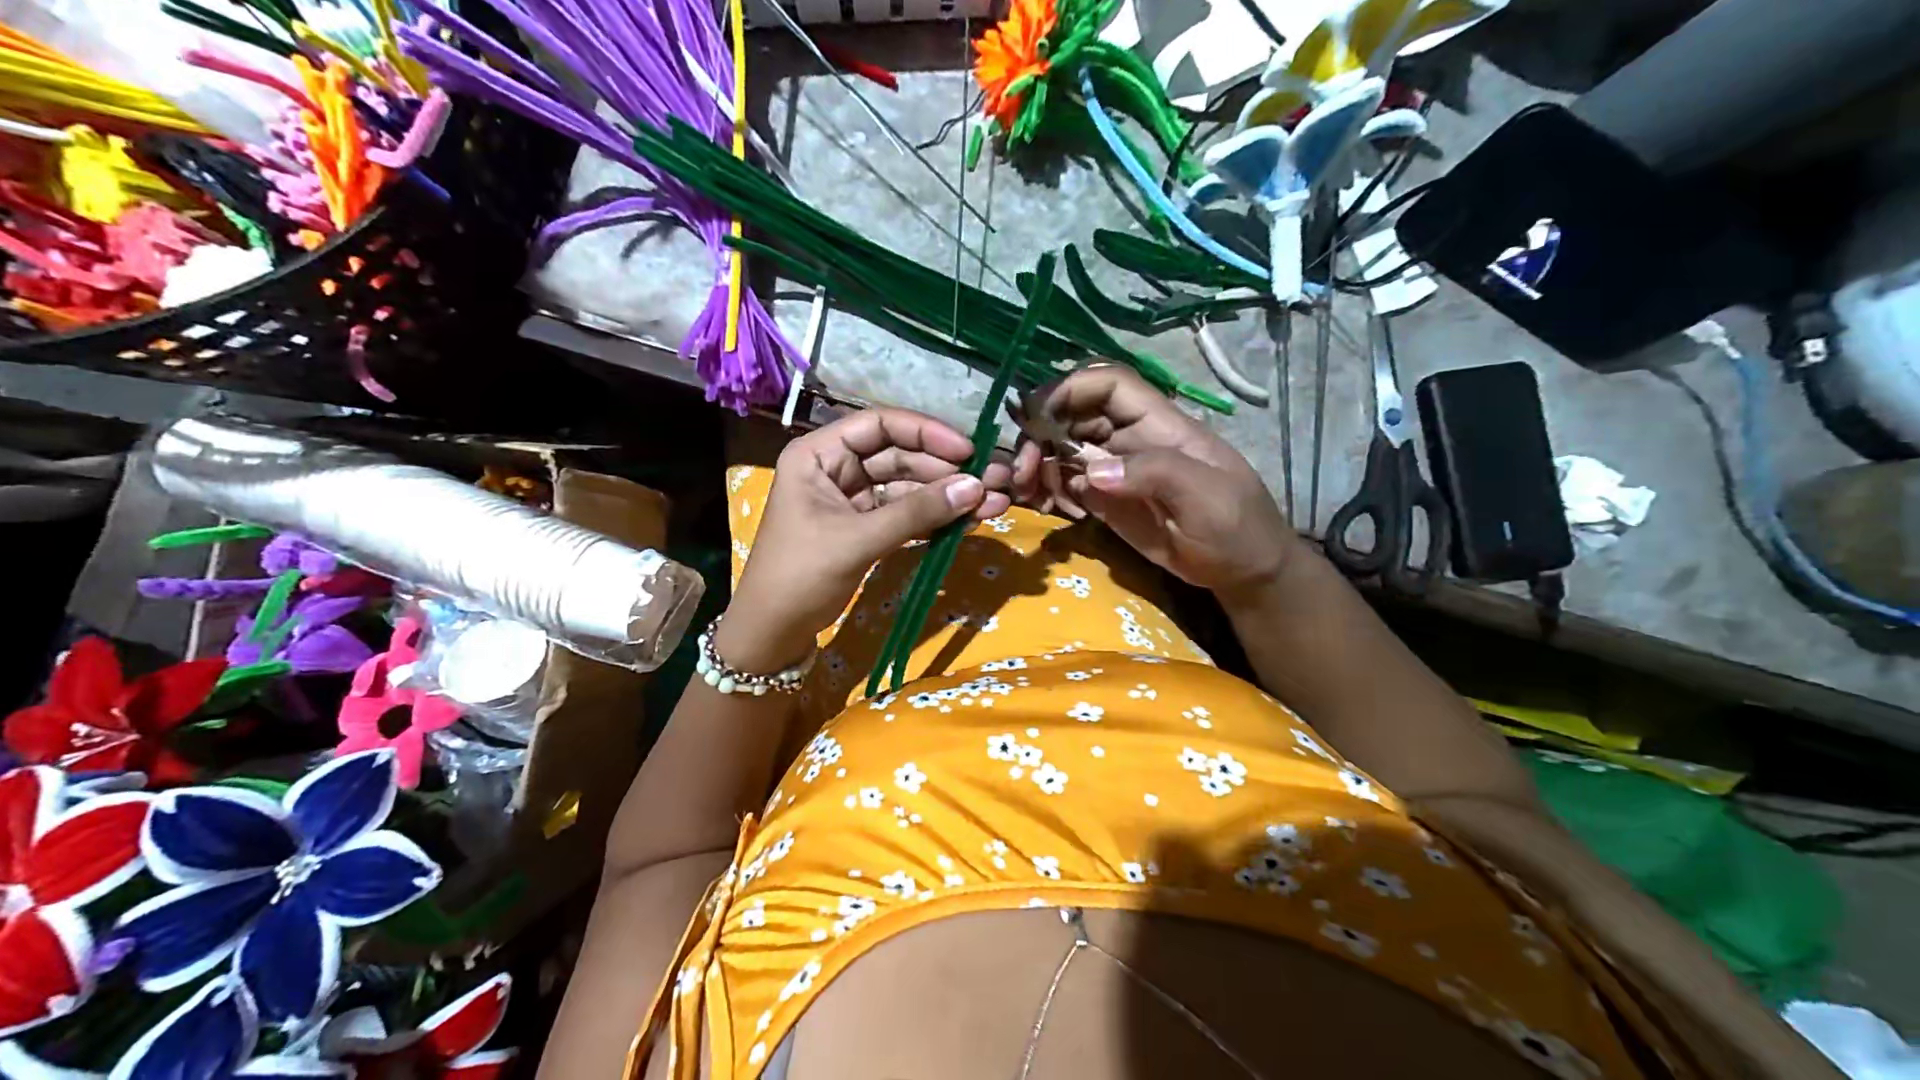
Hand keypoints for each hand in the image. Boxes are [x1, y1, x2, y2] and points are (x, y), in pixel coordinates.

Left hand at [721, 408, 1010, 671]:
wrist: (773, 632)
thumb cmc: (800, 574)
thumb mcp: (857, 539)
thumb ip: (916, 513)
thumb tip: (975, 487)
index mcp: (819, 455)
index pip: (879, 426)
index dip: (926, 433)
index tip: (967, 450)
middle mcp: (837, 468)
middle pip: (900, 455)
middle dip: (946, 470)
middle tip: (994, 481)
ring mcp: (853, 499)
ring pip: (909, 487)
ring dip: (948, 496)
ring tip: (994, 504)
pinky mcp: (866, 527)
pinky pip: (907, 514)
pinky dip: (936, 519)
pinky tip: (970, 521)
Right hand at [1012, 366, 1298, 591]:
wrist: (1242, 570)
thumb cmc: (1236, 527)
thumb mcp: (1207, 497)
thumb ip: (1155, 474)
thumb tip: (1092, 472)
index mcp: (1157, 423)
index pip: (1107, 385)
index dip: (1069, 389)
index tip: (1036, 416)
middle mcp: (1129, 438)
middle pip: (1072, 415)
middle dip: (1039, 433)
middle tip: (1022, 471)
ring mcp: (1114, 469)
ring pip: (1061, 448)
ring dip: (1037, 463)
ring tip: (1027, 493)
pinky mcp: (1105, 499)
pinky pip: (1065, 482)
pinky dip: (1047, 489)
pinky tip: (1047, 508)